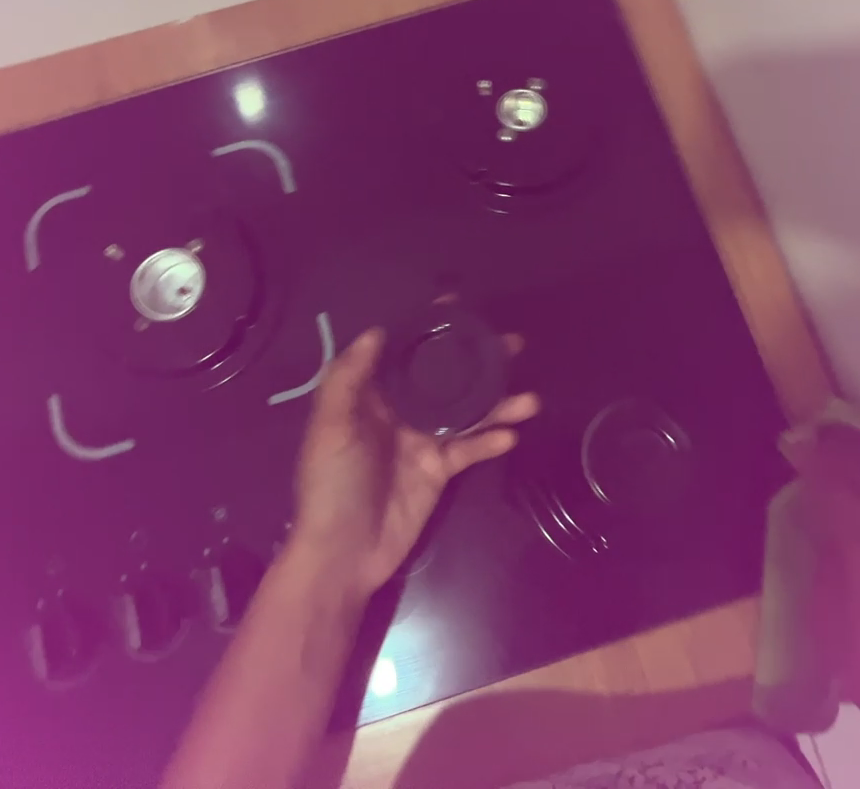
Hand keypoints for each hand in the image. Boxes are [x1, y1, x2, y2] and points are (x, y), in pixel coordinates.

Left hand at [288, 326, 539, 596]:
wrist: (343, 552)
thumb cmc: (331, 483)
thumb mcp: (331, 425)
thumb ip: (350, 377)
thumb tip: (377, 331)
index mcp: (370, 397)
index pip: (402, 353)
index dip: (427, 329)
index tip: (457, 307)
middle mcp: (400, 412)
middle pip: (444, 379)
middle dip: (477, 361)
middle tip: (512, 344)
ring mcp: (423, 442)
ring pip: (466, 413)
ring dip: (496, 403)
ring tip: (529, 396)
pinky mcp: (440, 471)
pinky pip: (470, 449)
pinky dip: (490, 441)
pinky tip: (512, 434)